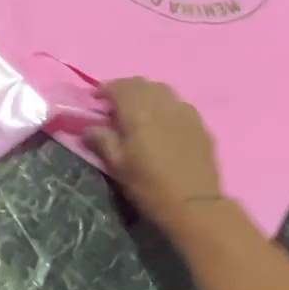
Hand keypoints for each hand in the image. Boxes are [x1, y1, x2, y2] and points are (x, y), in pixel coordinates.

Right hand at [85, 77, 225, 231]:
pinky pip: (178, 104)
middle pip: (142, 84)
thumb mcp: (118, 165)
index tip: (95, 100)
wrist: (195, 205)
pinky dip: (165, 106)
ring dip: (146, 95)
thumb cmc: (149, 186)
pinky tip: (163, 124)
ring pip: (162, 90)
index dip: (104, 89)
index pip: (119, 86)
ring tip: (139, 112)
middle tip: (115, 106)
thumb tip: (88, 128)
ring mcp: (185, 111)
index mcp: (138, 112)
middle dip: (125, 90)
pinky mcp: (200, 124)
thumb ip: (102, 140)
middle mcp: (163, 104)